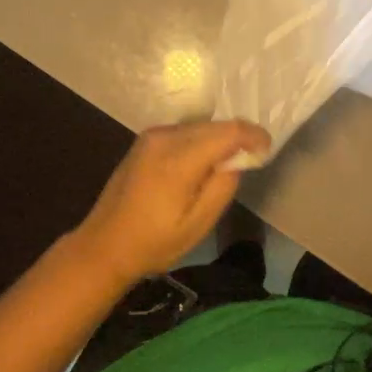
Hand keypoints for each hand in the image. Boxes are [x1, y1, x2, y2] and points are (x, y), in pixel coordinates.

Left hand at [72, 120, 272, 286]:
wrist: (104, 246)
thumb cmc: (154, 242)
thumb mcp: (199, 223)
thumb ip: (223, 185)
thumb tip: (237, 159)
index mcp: (179, 159)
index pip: (228, 131)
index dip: (253, 136)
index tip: (267, 150)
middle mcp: (165, 137)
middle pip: (215, 125)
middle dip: (237, 138)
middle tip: (251, 160)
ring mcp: (151, 136)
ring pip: (199, 127)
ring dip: (217, 139)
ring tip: (226, 164)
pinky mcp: (145, 141)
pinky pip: (184, 133)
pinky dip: (200, 142)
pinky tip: (200, 164)